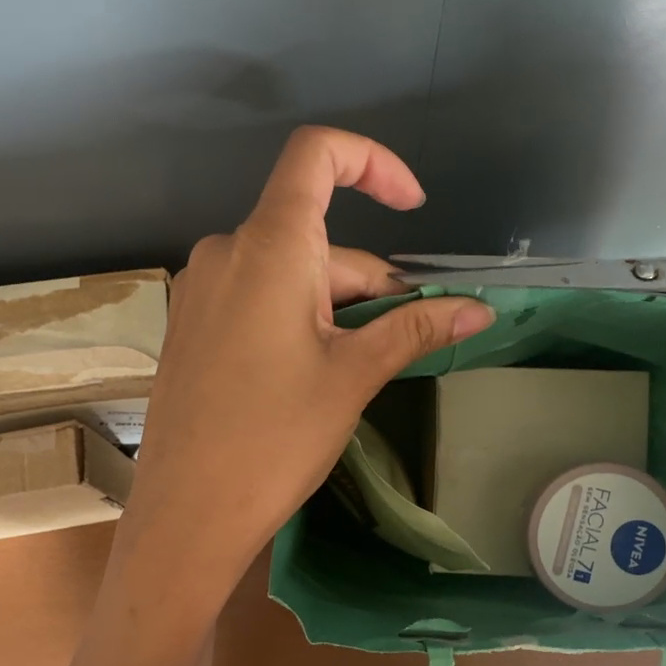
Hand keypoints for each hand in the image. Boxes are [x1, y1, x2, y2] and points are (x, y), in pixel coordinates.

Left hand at [119, 127, 495, 577]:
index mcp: (267, 247)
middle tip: (404, 338)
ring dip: (334, 304)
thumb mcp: (353, 377)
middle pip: (312, 233)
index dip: (373, 162)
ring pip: (286, 272)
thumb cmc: (274, 439)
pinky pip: (254, 296)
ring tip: (359, 368)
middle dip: (366, 279)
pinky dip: (296, 316)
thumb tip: (478, 309)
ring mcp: (201, 289)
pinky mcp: (191, 324)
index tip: (412, 207)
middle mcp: (225, 252)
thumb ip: (415, 328)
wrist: (188, 511)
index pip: (316, 154)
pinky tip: (311, 372)